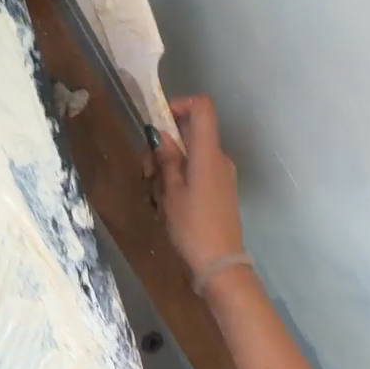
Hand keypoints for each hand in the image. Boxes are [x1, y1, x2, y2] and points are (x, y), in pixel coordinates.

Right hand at [150, 95, 245, 275]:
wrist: (220, 263)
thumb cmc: (192, 227)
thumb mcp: (171, 194)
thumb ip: (167, 161)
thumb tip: (161, 136)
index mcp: (208, 154)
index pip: (202, 108)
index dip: (180, 105)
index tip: (158, 123)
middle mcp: (220, 158)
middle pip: (193, 134)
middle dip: (166, 145)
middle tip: (146, 172)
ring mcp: (223, 175)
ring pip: (192, 157)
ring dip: (170, 167)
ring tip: (155, 196)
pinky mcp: (221, 191)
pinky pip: (199, 174)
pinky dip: (181, 180)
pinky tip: (167, 205)